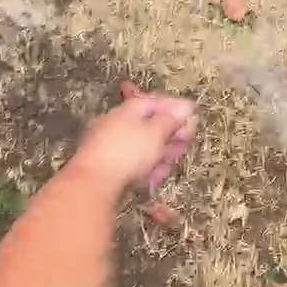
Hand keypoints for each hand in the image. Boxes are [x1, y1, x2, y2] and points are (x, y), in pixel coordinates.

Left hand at [68, 95, 196, 195]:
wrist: (92, 185)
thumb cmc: (129, 152)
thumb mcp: (156, 132)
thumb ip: (172, 119)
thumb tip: (186, 106)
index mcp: (129, 110)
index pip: (156, 101)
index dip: (176, 107)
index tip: (194, 116)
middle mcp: (118, 123)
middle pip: (151, 124)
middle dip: (172, 133)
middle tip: (187, 142)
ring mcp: (111, 145)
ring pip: (144, 145)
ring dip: (163, 152)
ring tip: (173, 162)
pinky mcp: (109, 167)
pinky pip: (134, 162)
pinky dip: (147, 166)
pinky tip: (156, 176)